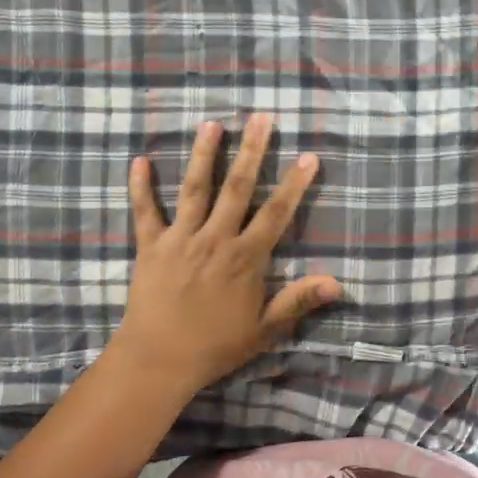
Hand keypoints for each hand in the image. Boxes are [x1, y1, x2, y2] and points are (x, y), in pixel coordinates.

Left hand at [105, 114, 342, 395]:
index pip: (276, 213)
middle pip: (237, 187)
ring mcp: (180, 239)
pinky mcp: (150, 246)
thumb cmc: (215, 347)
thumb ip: (297, 301)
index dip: (294, 184)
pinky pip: (145, 211)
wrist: (158, 360)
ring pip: (195, 188)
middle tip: (261, 118)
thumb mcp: (264, 330)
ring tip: (212, 123)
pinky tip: (139, 160)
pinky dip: (140, 186)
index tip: (308, 156)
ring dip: (204, 154)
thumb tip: (337, 283)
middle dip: (252, 150)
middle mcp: (215, 239)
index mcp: (245, 259)